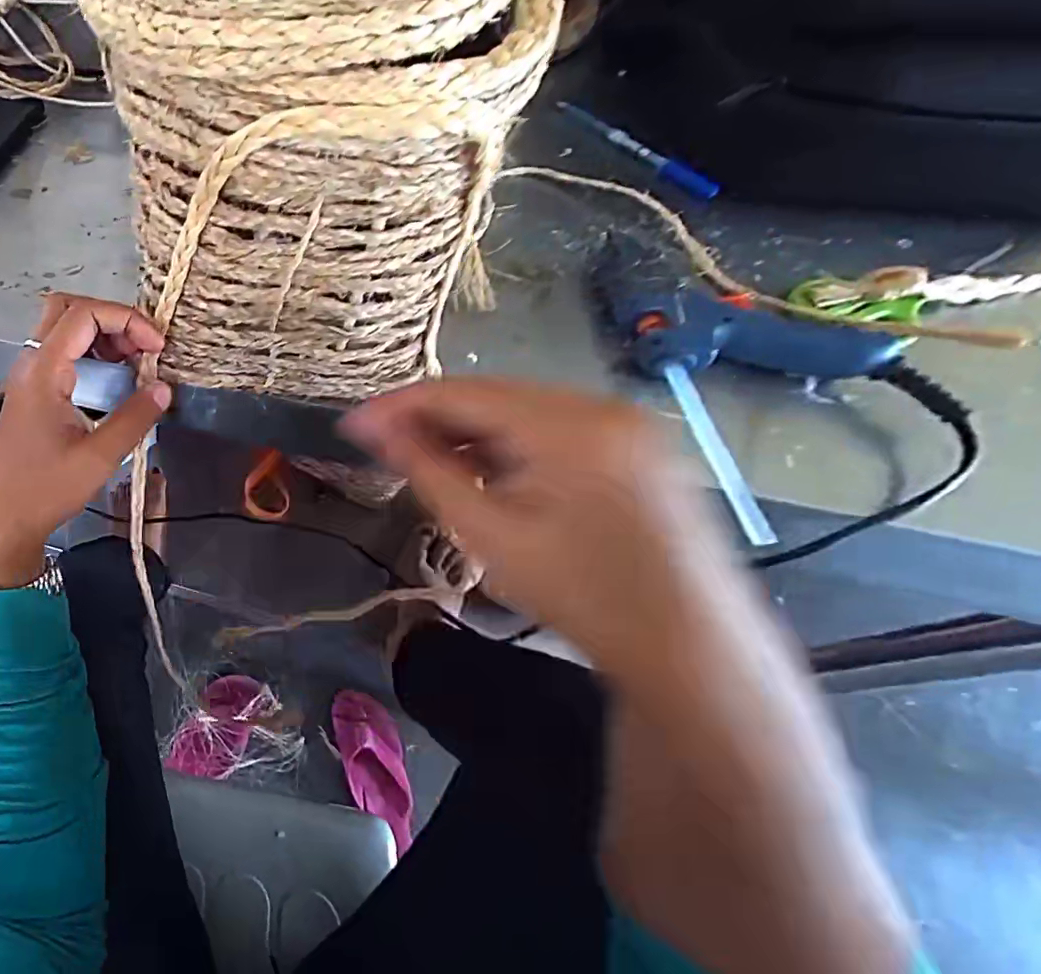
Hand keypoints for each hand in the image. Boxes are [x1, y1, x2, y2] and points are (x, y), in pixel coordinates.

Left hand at [0, 294, 171, 587]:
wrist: (4, 518)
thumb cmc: (46, 490)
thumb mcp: (98, 457)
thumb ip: (134, 418)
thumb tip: (164, 388)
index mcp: (43, 371)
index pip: (84, 315)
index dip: (126, 320)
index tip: (157, 347)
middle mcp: (30, 364)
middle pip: (68, 309)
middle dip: (112, 318)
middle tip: (144, 346)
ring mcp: (28, 376)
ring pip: (62, 328)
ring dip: (102, 333)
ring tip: (136, 359)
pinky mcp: (31, 391)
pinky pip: (60, 351)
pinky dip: (90, 351)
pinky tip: (115, 375)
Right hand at [341, 378, 757, 674]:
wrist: (688, 647)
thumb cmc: (579, 594)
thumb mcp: (486, 532)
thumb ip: (425, 469)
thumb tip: (371, 429)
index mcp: (566, 423)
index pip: (461, 392)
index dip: (398, 406)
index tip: (352, 425)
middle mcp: (600, 406)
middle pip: (492, 396)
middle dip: (431, 419)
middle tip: (382, 446)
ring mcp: (622, 423)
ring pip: (519, 411)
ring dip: (467, 432)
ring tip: (425, 462)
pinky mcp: (632, 445)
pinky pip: (550, 429)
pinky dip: (507, 444)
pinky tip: (481, 470)